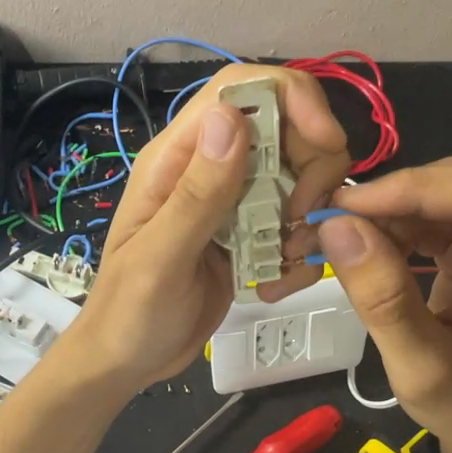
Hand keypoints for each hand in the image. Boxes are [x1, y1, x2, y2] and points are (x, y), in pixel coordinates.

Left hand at [67, 66, 349, 391]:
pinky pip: (294, 224)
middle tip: (298, 219)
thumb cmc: (128, 313)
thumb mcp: (159, 258)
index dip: (292, 99)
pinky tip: (272, 283)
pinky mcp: (247, 236)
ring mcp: (230, 203)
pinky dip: (298, 252)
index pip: (239, 90)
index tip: (324, 143)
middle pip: (285, 128)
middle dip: (311, 167)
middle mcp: (207, 169)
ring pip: (298, 176)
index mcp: (176, 159)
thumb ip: (196, 194)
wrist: (126, 362)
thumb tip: (232, 118)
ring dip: (307, 216)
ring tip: (281, 260)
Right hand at [319, 158, 451, 452]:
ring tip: (347, 235)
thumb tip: (335, 225)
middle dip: (400, 198)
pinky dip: (409, 219)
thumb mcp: (421, 367)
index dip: (416, 189)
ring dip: (399, 208)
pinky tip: (375, 241)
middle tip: (333, 220)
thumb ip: (383, 297)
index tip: (345, 203)